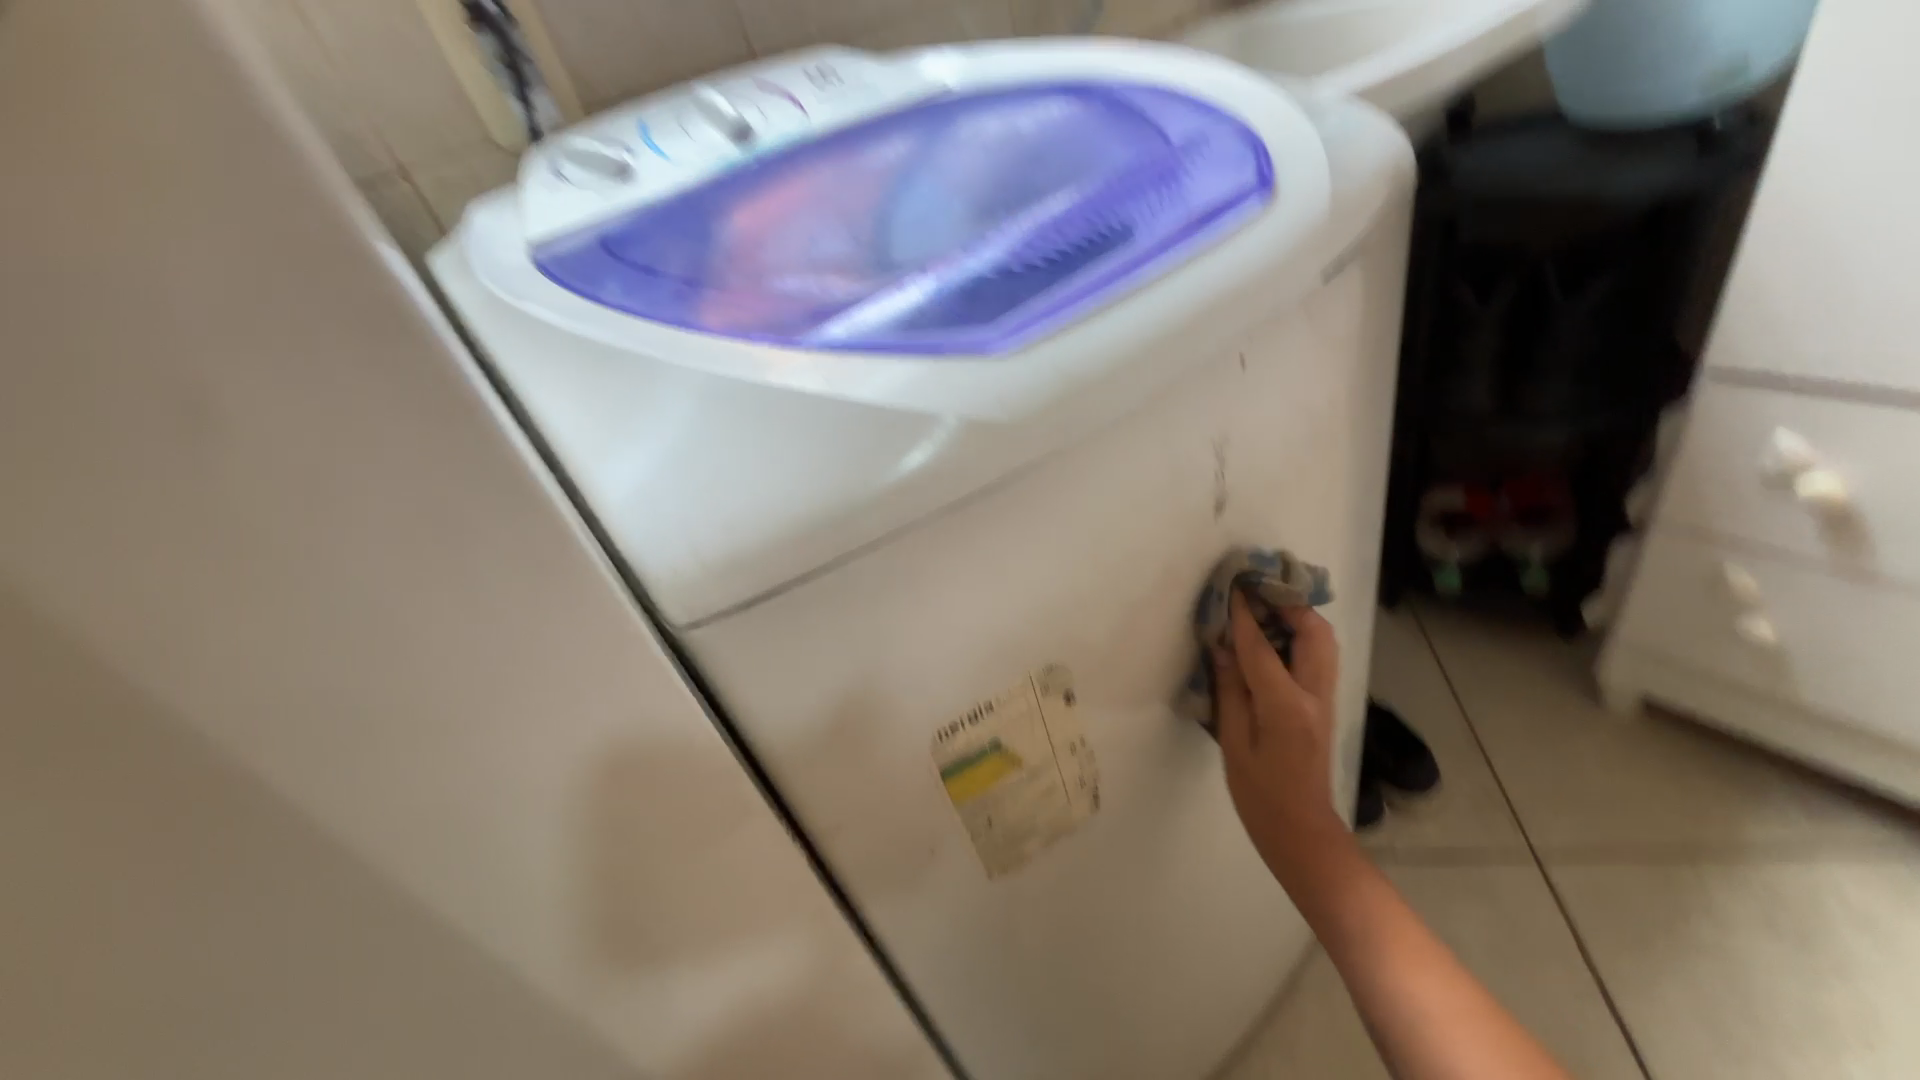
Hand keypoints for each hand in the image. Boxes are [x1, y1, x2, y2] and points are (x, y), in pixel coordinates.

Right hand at [1212, 590, 1345, 875]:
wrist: (1302, 829)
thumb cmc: (1260, 795)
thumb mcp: (1234, 744)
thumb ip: (1230, 692)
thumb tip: (1222, 649)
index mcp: (1286, 707)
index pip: (1261, 648)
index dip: (1243, 616)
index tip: (1231, 588)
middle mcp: (1314, 695)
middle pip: (1313, 632)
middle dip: (1287, 603)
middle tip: (1256, 590)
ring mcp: (1325, 698)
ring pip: (1323, 641)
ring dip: (1298, 616)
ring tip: (1265, 605)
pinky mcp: (1325, 704)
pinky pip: (1319, 655)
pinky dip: (1301, 635)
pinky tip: (1275, 636)